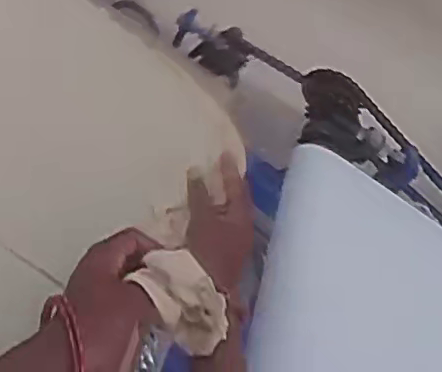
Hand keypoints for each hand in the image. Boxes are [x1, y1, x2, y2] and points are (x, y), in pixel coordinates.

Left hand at [62, 228, 161, 371]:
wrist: (70, 358)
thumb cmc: (98, 323)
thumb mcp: (132, 300)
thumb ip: (152, 287)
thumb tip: (164, 288)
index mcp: (102, 254)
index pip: (133, 238)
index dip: (156, 247)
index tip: (175, 263)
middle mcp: (95, 268)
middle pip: (130, 260)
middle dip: (153, 271)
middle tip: (174, 284)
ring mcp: (92, 292)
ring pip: (127, 284)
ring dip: (147, 292)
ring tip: (167, 305)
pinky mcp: (93, 316)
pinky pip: (121, 305)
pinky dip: (137, 310)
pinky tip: (150, 323)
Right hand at [186, 154, 252, 298]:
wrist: (207, 288)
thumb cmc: (207, 250)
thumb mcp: (201, 217)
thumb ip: (199, 193)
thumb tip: (196, 170)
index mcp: (242, 217)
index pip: (238, 187)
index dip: (230, 169)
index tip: (225, 153)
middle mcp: (244, 227)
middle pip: (238, 199)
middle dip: (230, 183)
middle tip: (220, 165)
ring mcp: (237, 240)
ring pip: (231, 211)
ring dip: (222, 197)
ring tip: (212, 183)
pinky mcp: (227, 249)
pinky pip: (224, 220)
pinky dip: (217, 210)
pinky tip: (207, 206)